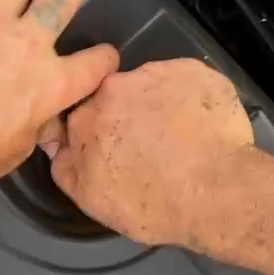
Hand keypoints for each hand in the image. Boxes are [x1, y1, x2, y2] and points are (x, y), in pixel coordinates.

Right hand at [48, 58, 258, 249]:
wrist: (216, 191)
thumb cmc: (154, 204)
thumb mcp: (93, 201)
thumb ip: (66, 167)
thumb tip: (57, 144)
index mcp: (84, 119)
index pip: (81, 114)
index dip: (99, 131)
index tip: (117, 148)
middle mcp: (113, 88)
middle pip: (115, 95)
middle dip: (128, 113)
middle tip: (151, 144)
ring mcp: (155, 74)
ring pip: (152, 85)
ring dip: (161, 104)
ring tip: (182, 137)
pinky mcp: (192, 70)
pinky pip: (186, 81)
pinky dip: (192, 99)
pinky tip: (203, 126)